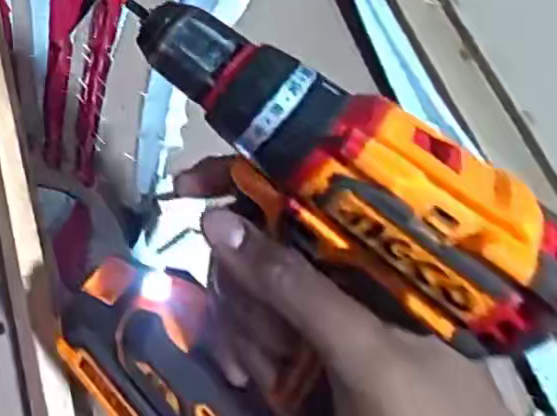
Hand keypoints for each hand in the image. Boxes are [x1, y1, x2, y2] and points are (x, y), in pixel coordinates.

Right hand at [175, 158, 509, 415]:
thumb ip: (291, 285)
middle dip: (243, 284)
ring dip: (244, 328)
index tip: (186, 188)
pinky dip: (241, 348)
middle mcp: (340, 265)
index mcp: (370, 247)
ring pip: (243, 279)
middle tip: (264, 336)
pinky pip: (245, 320)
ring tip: (272, 374)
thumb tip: (211, 219)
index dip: (239, 177)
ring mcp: (318, 307)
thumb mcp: (365, 354)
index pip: (297, 183)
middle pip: (255, 233)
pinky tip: (251, 380)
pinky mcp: (299, 344)